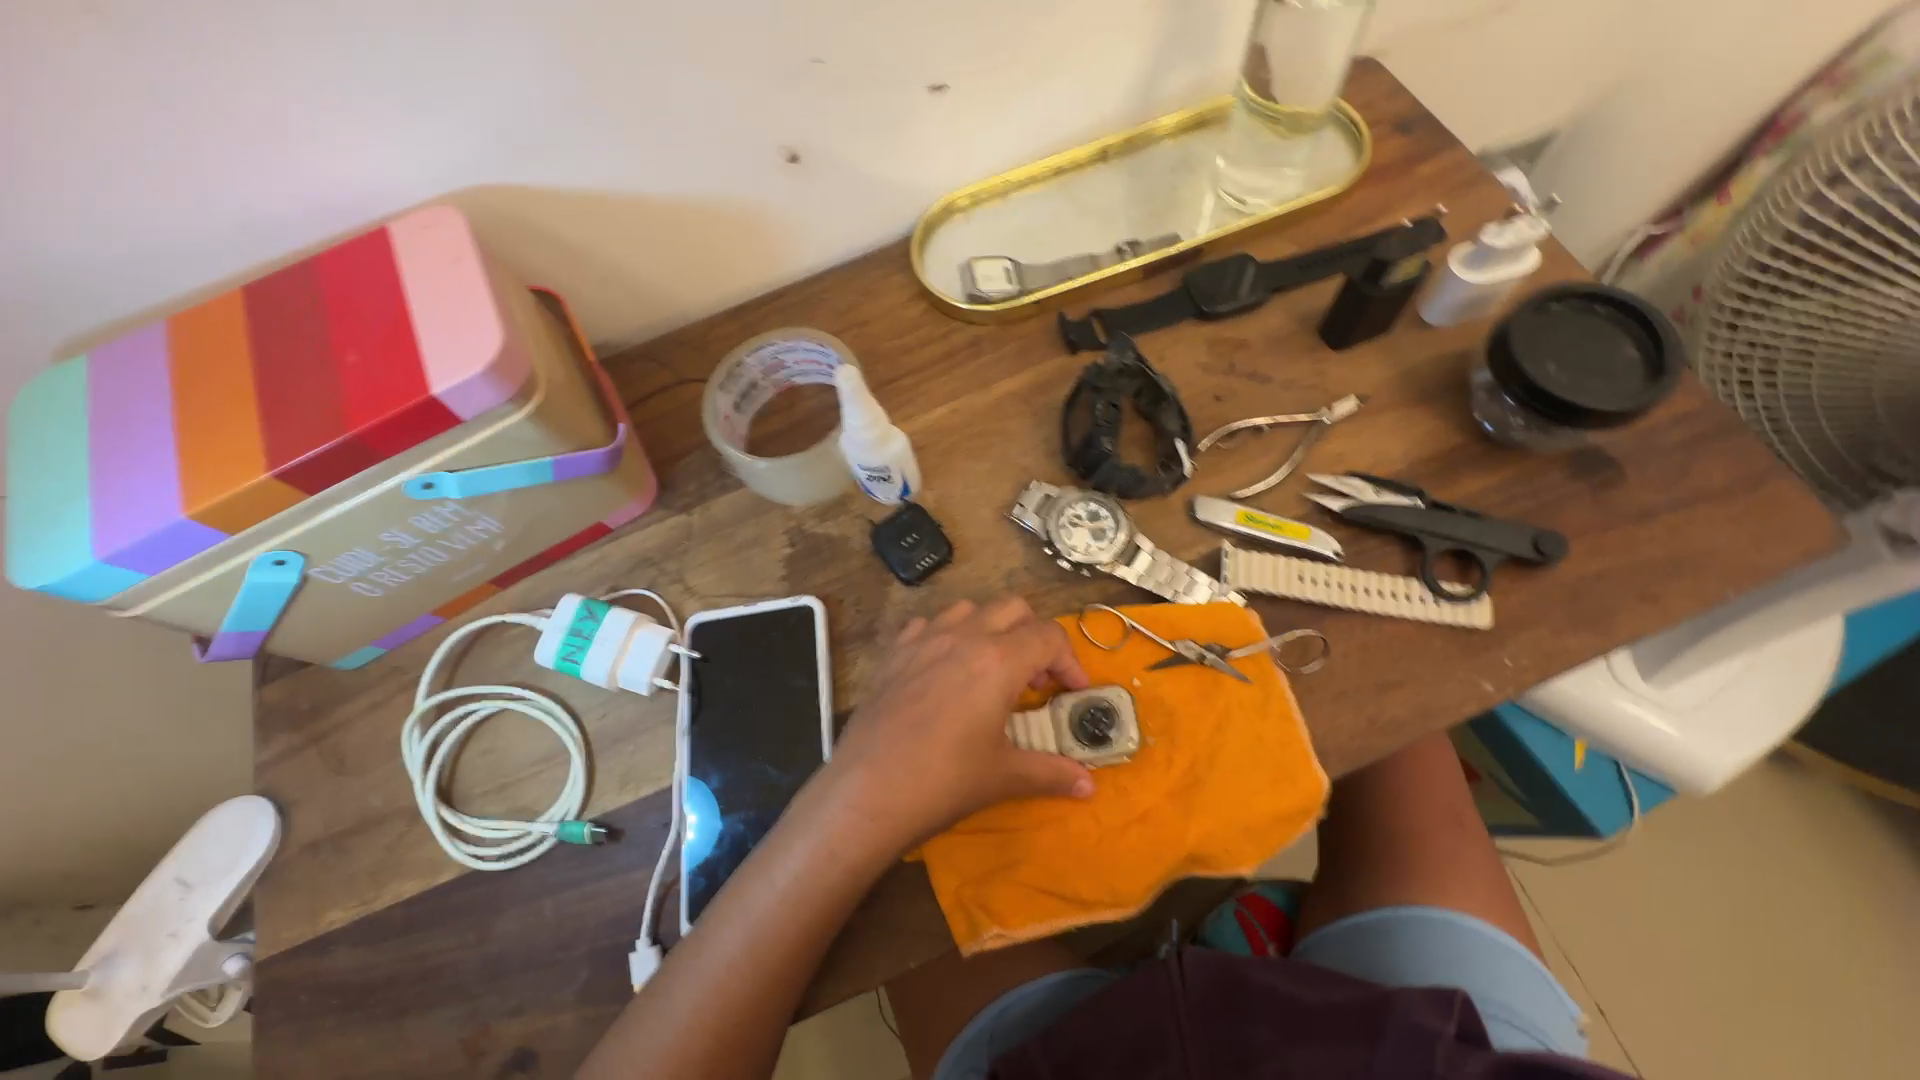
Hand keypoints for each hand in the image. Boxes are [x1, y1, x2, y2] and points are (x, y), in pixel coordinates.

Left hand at [821, 597, 1095, 848]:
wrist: (866, 792)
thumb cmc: (943, 782)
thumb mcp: (1003, 777)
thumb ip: (1051, 773)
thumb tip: (1088, 787)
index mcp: (998, 660)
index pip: (1048, 637)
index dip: (1070, 661)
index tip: (1073, 692)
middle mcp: (962, 637)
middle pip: (1012, 608)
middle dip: (1034, 634)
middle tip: (1036, 678)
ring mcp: (922, 641)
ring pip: (968, 609)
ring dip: (991, 628)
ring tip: (993, 669)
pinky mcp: (893, 655)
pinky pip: (927, 625)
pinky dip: (946, 636)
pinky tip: (946, 671)